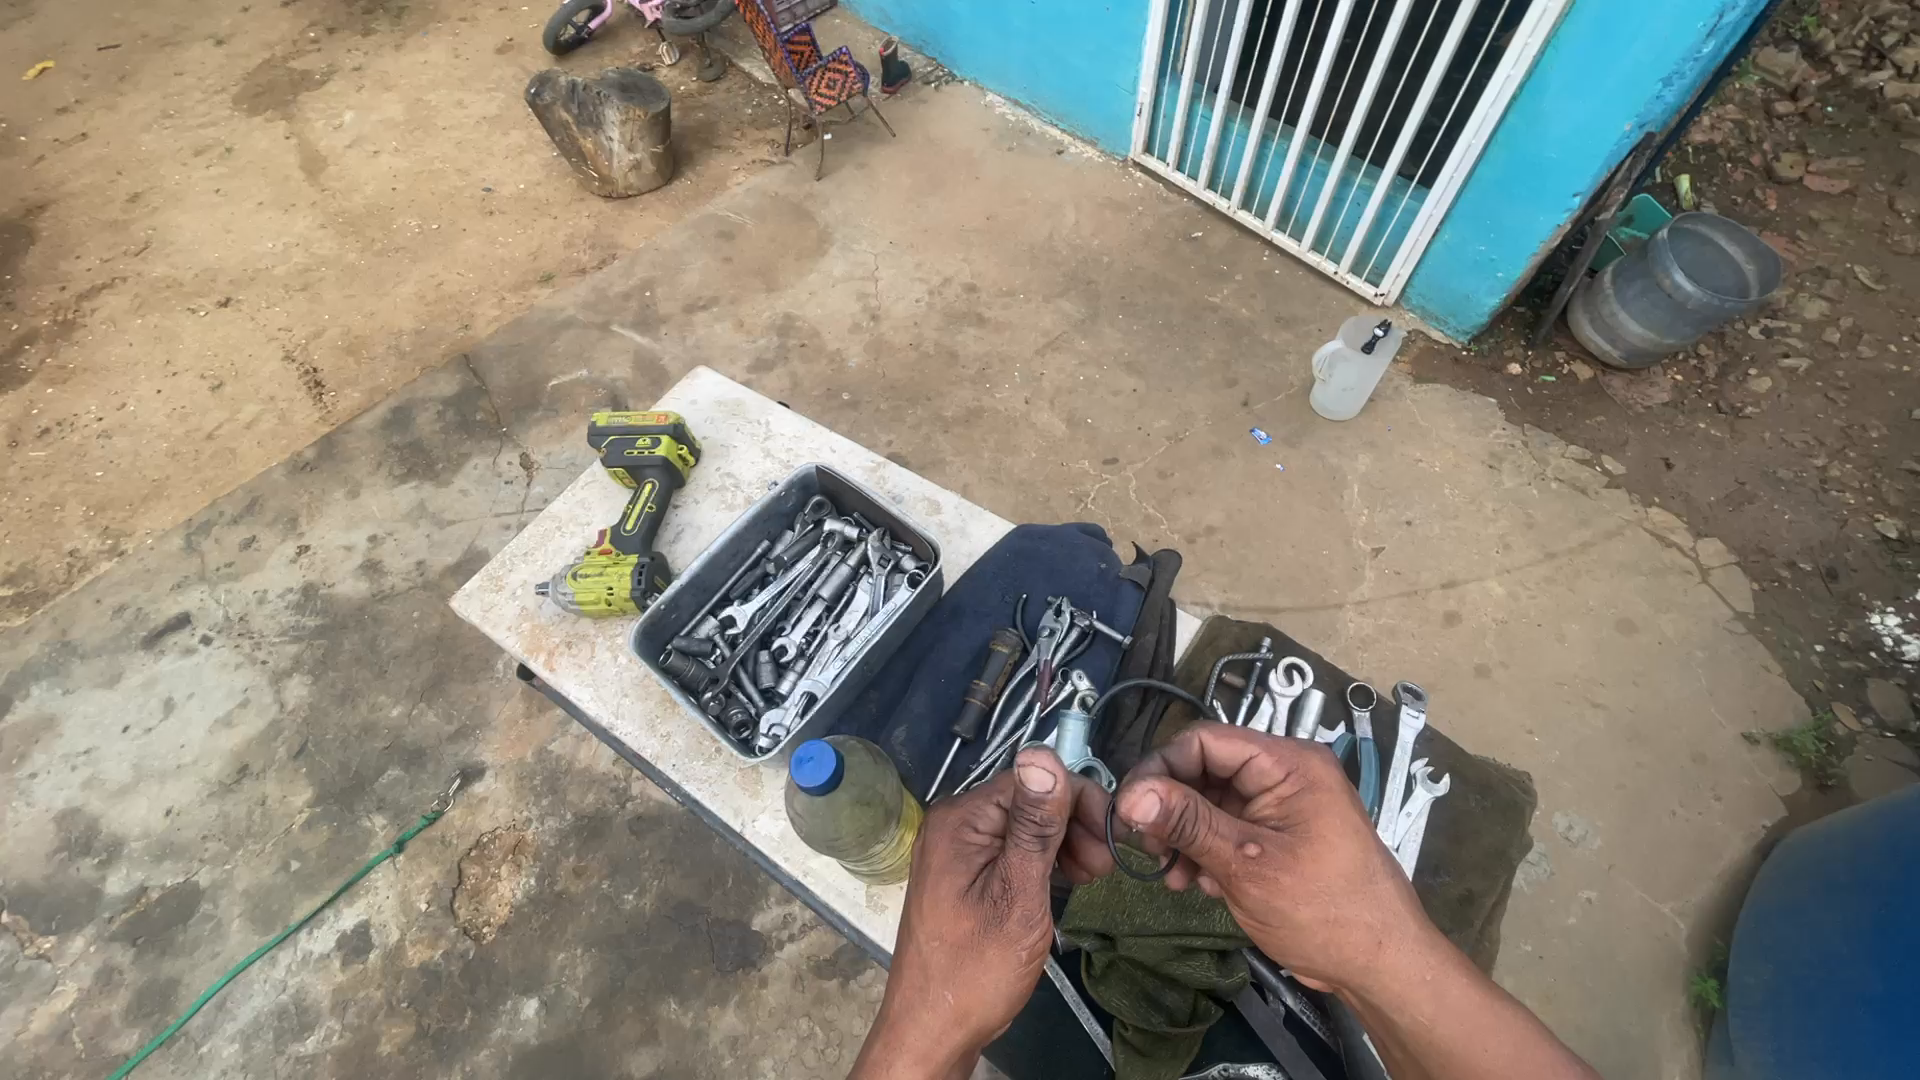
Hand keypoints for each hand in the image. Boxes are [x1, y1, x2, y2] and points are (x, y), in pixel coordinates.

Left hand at [850, 748, 1108, 1078]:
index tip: (1110, 837)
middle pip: (1026, 801)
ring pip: (1022, 824)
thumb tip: (1043, 751)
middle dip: (1071, 824)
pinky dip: (1041, 860)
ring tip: (1089, 878)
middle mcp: (954, 821)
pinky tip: (1064, 881)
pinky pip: (1009, 848)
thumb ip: (1035, 825)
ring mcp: (955, 847)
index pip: (1030, 780)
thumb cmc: (977, 968)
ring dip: (1061, 843)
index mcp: (961, 817)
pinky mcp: (962, 871)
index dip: (1075, 800)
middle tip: (1103, 867)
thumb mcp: (1017, 894)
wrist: (931, 1031)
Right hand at [1109, 724, 1437, 995]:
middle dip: (1170, 808)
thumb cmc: (1324, 911)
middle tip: (1146, 847)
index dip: (1160, 769)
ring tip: (1172, 875)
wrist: (1383, 971)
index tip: (1129, 809)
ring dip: (1182, 834)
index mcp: (1287, 762)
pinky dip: (1202, 849)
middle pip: (1203, 769)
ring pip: (1208, 799)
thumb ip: (1187, 823)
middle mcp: (1283, 771)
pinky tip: (1195, 882)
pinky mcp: (1275, 830)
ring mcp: (1279, 802)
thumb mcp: (1247, 864)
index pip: (1203, 740)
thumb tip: (1128, 797)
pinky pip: (1224, 823)